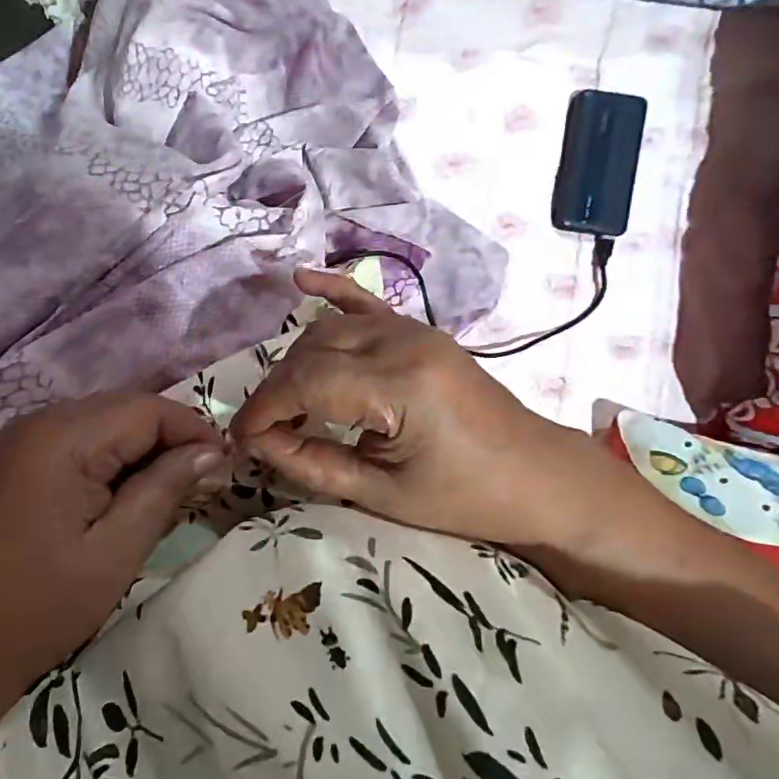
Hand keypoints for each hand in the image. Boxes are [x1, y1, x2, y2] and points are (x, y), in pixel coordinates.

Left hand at [0, 393, 228, 698]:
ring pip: (102, 422)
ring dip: (142, 448)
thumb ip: (163, 490)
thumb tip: (210, 452)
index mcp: (61, 437)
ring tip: (174, 489)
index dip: (193, 430)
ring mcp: (22, 438)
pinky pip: (78, 440)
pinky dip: (111, 458)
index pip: (146, 409)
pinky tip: (127, 493)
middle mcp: (39, 420)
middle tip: (206, 481)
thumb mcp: (114, 552)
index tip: (227, 465)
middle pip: (124, 408)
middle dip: (170, 437)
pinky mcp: (15, 458)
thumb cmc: (37, 608)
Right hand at [231, 268, 585, 546]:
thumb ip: (311, 463)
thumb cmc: (465, 497)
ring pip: (328, 329)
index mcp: (399, 386)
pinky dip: (330, 289)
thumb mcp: (382, 493)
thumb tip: (256, 443)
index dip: (265, 409)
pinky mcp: (419, 331)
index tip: (241, 438)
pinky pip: (365, 301)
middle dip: (276, 390)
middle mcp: (402, 343)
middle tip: (261, 429)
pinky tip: (299, 280)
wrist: (538, 478)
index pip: (307, 383)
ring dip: (296, 362)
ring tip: (283, 403)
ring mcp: (412, 330)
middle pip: (311, 352)